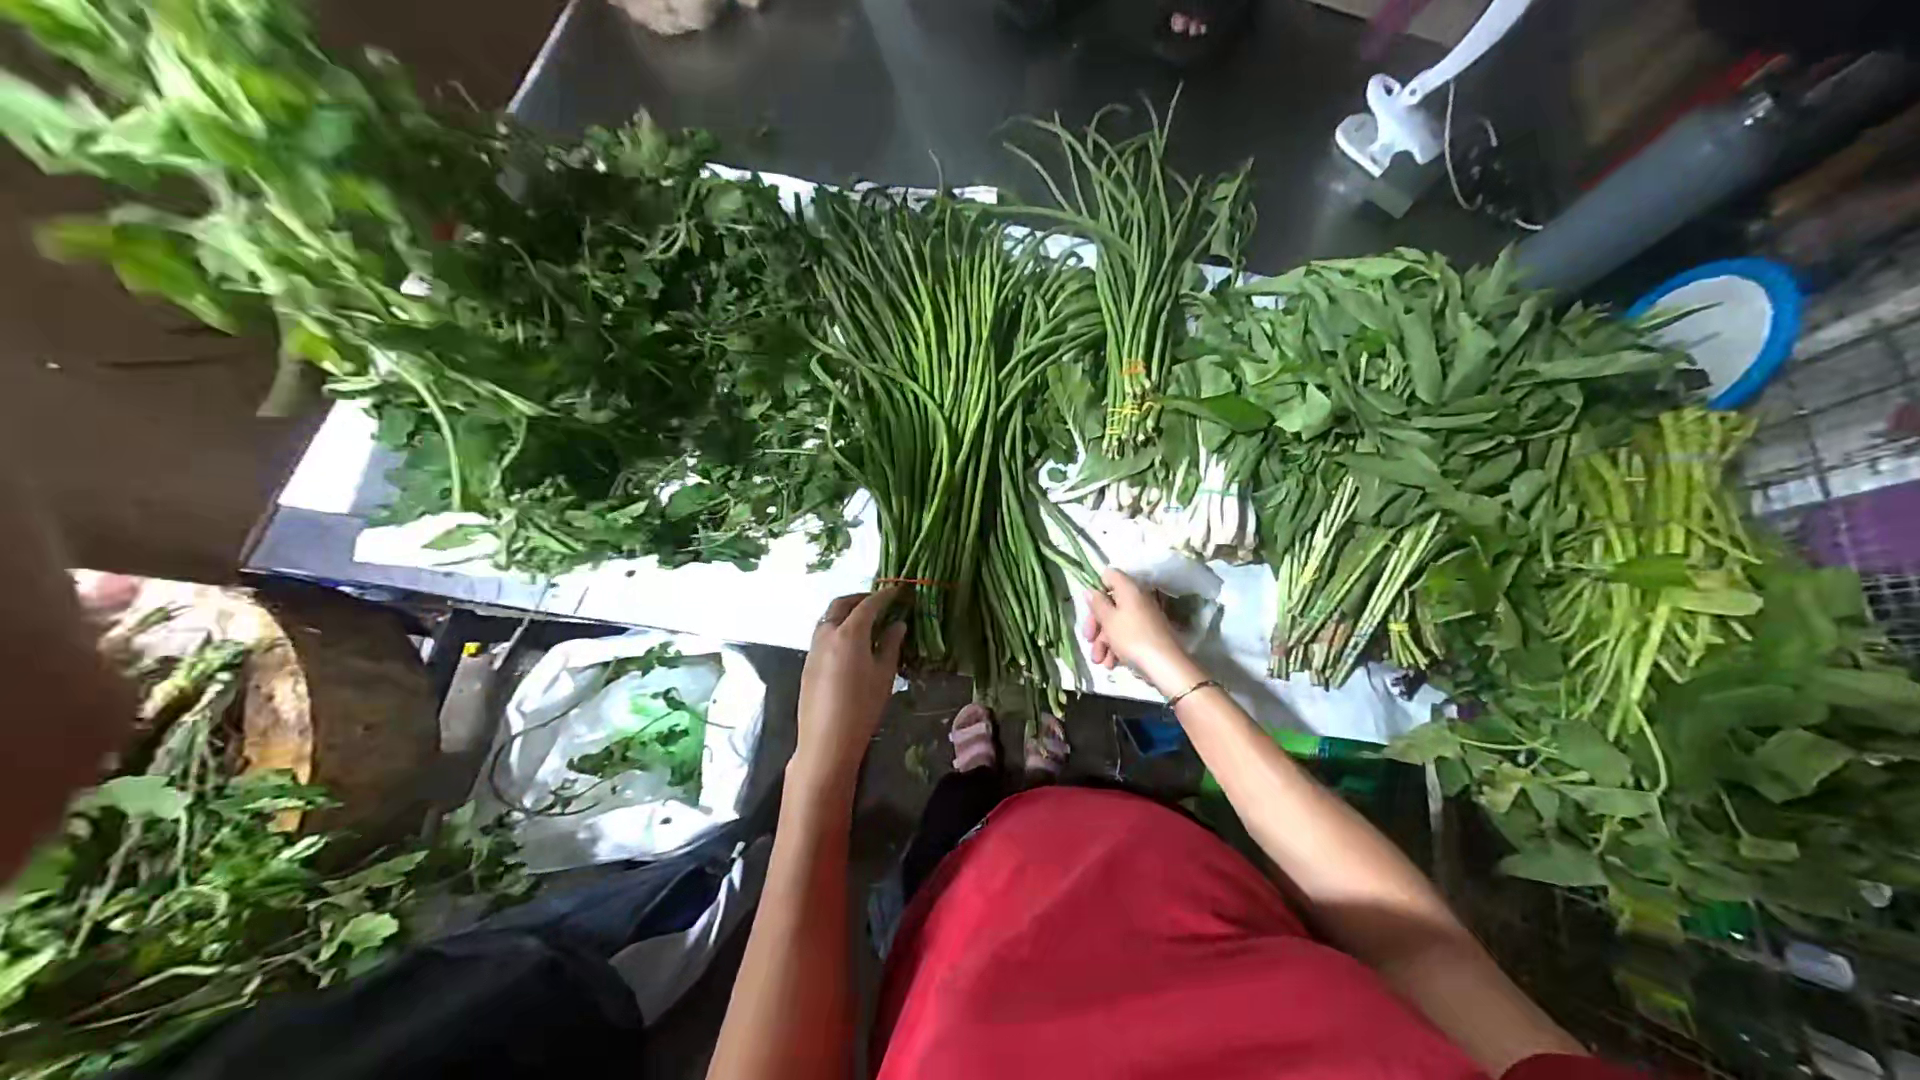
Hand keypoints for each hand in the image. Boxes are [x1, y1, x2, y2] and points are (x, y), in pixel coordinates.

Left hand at [793, 588, 906, 790]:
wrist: (826, 740)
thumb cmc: (862, 707)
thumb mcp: (884, 674)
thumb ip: (891, 644)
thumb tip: (897, 625)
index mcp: (849, 633)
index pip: (869, 604)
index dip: (885, 596)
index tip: (899, 591)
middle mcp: (827, 633)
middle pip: (842, 604)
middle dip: (861, 598)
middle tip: (880, 601)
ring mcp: (814, 647)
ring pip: (829, 617)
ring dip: (847, 611)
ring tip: (867, 620)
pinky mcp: (808, 662)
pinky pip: (823, 633)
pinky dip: (838, 627)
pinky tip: (851, 642)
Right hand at [1082, 569, 1205, 696]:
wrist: (1165, 665)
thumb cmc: (1132, 637)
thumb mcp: (1108, 620)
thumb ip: (1097, 603)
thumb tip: (1090, 590)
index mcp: (1129, 589)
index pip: (1109, 576)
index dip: (1096, 589)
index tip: (1089, 607)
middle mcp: (1137, 599)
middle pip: (1110, 603)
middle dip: (1096, 623)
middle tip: (1088, 639)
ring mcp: (1144, 617)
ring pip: (1116, 622)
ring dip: (1104, 641)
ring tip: (1099, 661)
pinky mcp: (1148, 634)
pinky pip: (1127, 635)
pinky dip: (1116, 647)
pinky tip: (1111, 663)